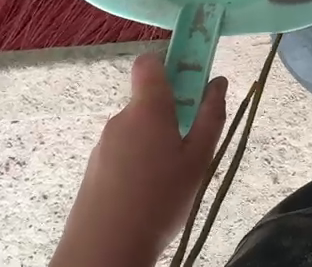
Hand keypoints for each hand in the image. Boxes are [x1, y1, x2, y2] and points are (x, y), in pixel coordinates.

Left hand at [51, 52, 227, 266]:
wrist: (101, 256)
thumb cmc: (159, 201)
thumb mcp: (199, 158)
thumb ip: (211, 115)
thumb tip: (218, 82)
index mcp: (147, 109)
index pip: (149, 62)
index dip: (168, 62)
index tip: (190, 80)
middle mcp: (121, 119)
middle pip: (148, 100)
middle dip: (171, 112)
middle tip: (191, 142)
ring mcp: (103, 146)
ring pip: (137, 128)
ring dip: (155, 140)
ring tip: (171, 176)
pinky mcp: (93, 171)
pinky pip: (123, 151)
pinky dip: (138, 160)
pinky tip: (149, 192)